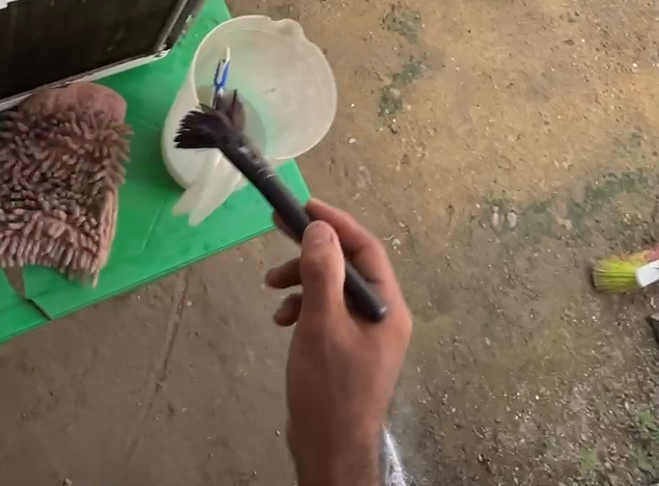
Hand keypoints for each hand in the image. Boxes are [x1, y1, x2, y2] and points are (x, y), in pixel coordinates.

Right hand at [265, 200, 412, 485]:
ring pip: (332, 286)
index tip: (305, 206)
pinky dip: (301, 306)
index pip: (365, 248)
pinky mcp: (345, 347)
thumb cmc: (330, 389)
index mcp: (387, 306)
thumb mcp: (321, 325)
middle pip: (347, 264)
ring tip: (271, 284)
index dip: (336, 223)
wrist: (329, 452)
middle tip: (279, 227)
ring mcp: (363, 332)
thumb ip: (323, 273)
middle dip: (312, 248)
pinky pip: (324, 310)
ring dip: (301, 278)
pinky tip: (281, 318)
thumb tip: (320, 228)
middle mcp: (380, 315)